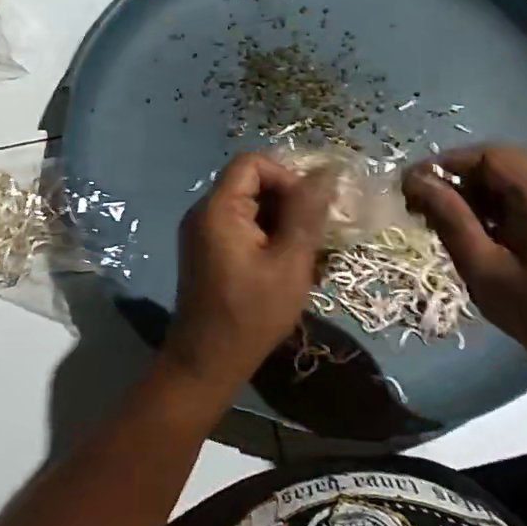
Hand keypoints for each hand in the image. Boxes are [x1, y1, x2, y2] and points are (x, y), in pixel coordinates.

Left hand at [168, 153, 333, 395]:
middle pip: (250, 184)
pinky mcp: (204, 251)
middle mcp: (202, 212)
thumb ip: (306, 213)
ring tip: (302, 256)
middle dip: (287, 203)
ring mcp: (200, 232)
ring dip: (279, 223)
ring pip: (248, 208)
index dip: (286, 177)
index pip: (253, 163)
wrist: (205, 362)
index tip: (309, 211)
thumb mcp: (289, 263)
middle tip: (313, 237)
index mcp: (218, 209)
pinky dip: (264, 238)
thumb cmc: (251, 315)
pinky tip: (283, 267)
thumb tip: (325, 172)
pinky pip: (238, 228)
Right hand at [405, 144, 526, 383]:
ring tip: (449, 220)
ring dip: (479, 192)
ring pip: (516, 175)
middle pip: (503, 163)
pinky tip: (483, 227)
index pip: (489, 156)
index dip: (445, 165)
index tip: (411, 185)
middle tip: (424, 206)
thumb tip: (415, 180)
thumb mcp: (482, 269)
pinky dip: (503, 201)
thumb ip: (448, 218)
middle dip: (460, 180)